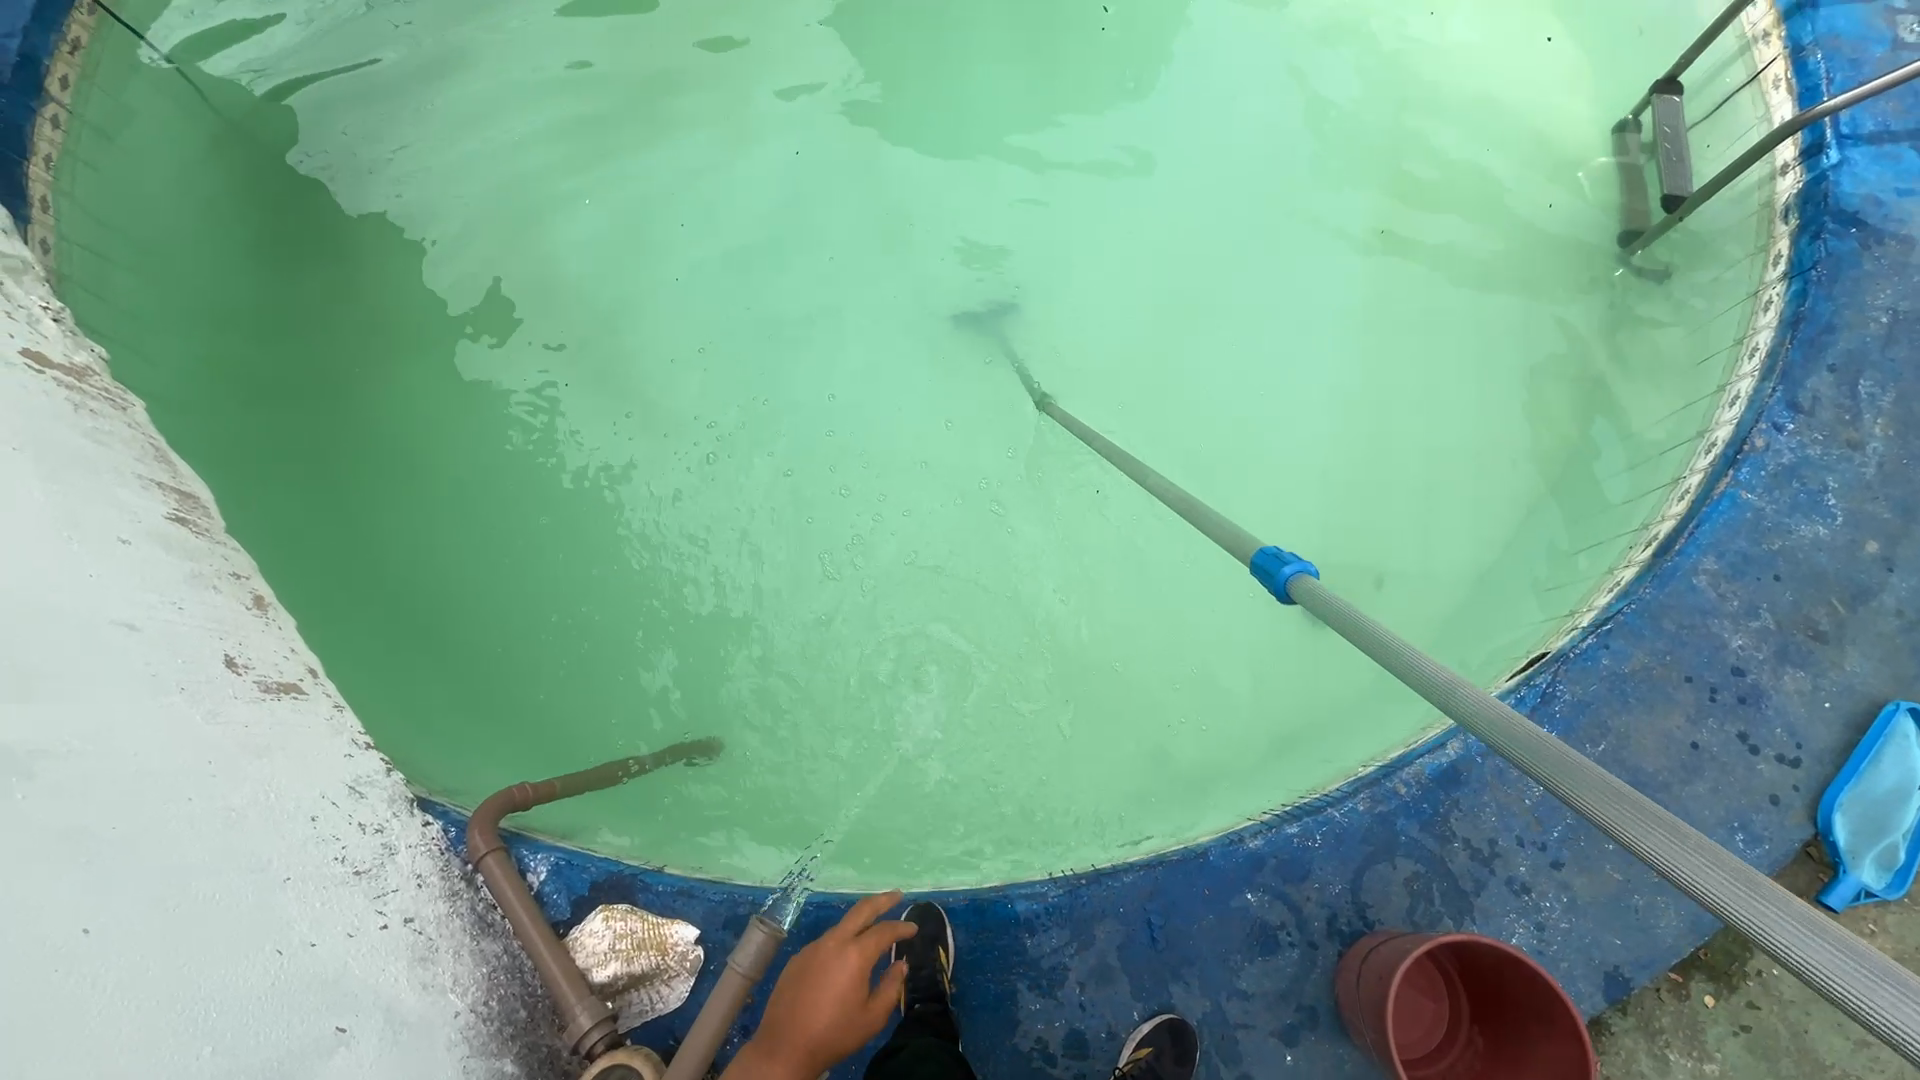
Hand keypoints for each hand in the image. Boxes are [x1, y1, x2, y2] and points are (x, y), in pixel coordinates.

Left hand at [724, 891, 915, 1079]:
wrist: (783, 1048)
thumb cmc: (834, 1034)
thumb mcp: (872, 1017)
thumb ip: (891, 987)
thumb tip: (900, 964)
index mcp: (855, 954)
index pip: (885, 930)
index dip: (902, 927)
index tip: (914, 928)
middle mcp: (833, 942)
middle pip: (861, 910)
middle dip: (882, 900)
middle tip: (897, 895)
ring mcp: (812, 948)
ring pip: (841, 926)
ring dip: (859, 922)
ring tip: (872, 928)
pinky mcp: (798, 959)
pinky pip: (825, 942)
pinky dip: (841, 941)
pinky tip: (843, 957)